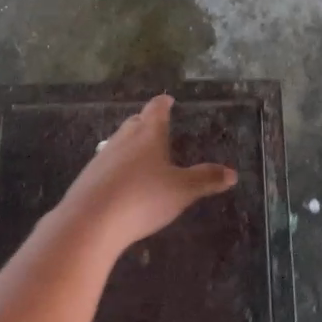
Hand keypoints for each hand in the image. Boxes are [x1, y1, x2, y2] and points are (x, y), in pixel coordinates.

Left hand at [55, 94, 238, 256]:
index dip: (163, 103)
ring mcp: (103, 156)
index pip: (156, 109)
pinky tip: (121, 181)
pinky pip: (107, 163)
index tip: (168, 99)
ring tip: (140, 153)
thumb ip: (205, 179)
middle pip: (136, 122)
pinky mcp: (89, 177)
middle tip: (156, 126)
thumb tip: (232, 172)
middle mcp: (124, 138)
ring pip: (119, 141)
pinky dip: (117, 165)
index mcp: (148, 133)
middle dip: (146, 122)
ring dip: (130, 143)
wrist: (90, 221)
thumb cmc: (142, 198)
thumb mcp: (181, 191)